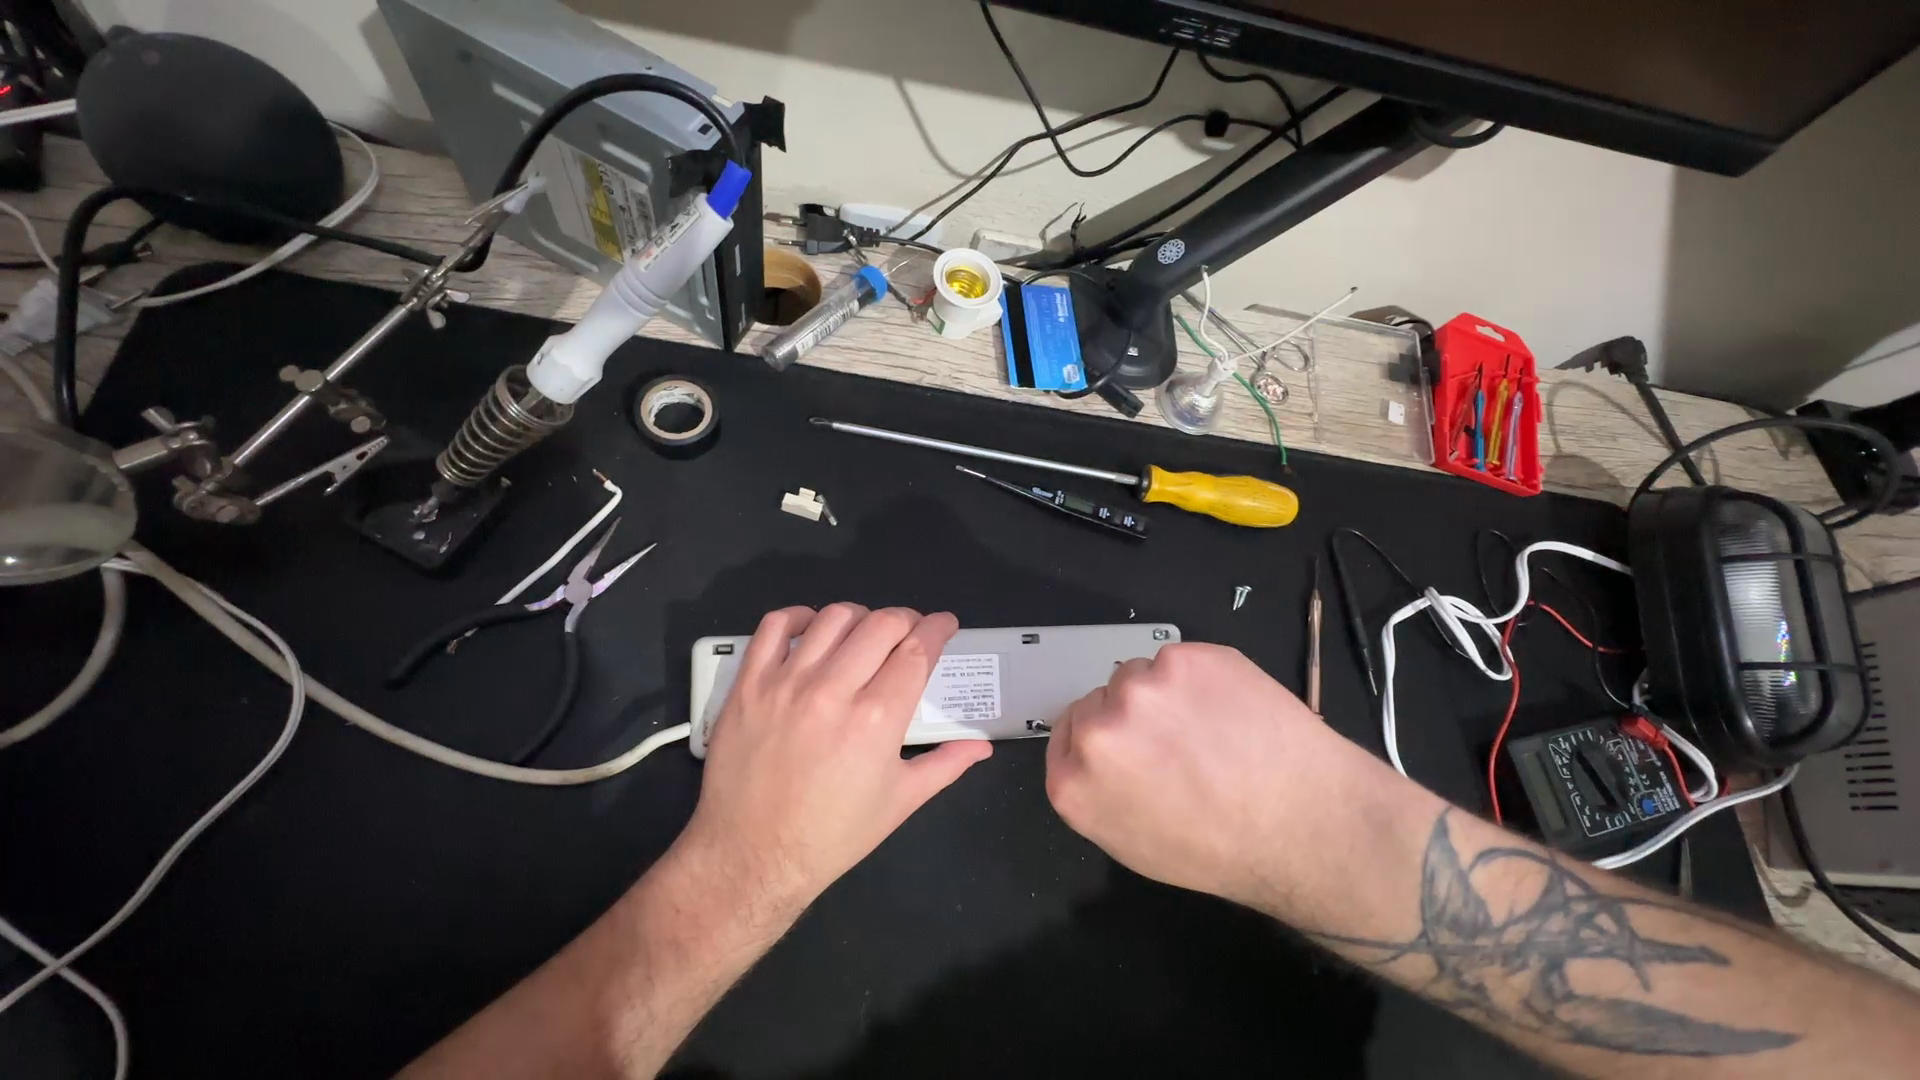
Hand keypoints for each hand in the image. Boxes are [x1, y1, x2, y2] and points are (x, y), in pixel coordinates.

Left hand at [675, 604, 992, 920]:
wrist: (753, 857)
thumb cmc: (832, 834)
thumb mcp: (900, 802)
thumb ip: (946, 764)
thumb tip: (982, 747)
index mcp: (876, 719)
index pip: (917, 650)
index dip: (938, 628)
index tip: (944, 624)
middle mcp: (832, 690)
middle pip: (881, 624)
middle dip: (906, 620)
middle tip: (909, 633)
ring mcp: (786, 683)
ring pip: (833, 618)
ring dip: (860, 618)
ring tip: (864, 634)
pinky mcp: (749, 685)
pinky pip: (774, 627)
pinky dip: (799, 617)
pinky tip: (813, 629)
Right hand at [1045, 642, 1407, 914]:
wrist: (1306, 827)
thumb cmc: (1221, 851)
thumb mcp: (1134, 845)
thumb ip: (1098, 792)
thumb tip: (1103, 757)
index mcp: (1073, 782)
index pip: (1065, 736)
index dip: (1098, 740)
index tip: (1130, 747)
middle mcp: (1096, 729)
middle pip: (1100, 700)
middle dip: (1131, 717)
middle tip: (1177, 744)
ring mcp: (1141, 688)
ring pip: (1141, 676)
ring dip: (1166, 694)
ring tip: (1212, 730)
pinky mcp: (1186, 658)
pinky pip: (1182, 661)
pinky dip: (1202, 679)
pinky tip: (1232, 710)